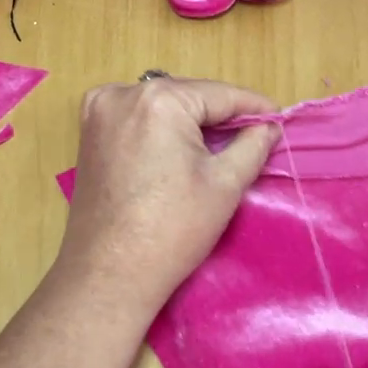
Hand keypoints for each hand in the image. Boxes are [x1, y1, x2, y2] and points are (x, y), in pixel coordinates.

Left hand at [53, 76, 278, 317]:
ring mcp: (98, 112)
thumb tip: (268, 127)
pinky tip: (180, 149)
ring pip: (160, 105)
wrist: (108, 273)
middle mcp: (122, 95)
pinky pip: (135, 118)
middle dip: (220, 114)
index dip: (254, 108)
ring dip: (189, 120)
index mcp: (158, 100)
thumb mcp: (224, 185)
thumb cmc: (172, 230)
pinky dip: (159, 127)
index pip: (219, 94)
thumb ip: (252, 146)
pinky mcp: (87, 134)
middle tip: (254, 135)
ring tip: (222, 144)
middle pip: (187, 96)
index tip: (279, 119)